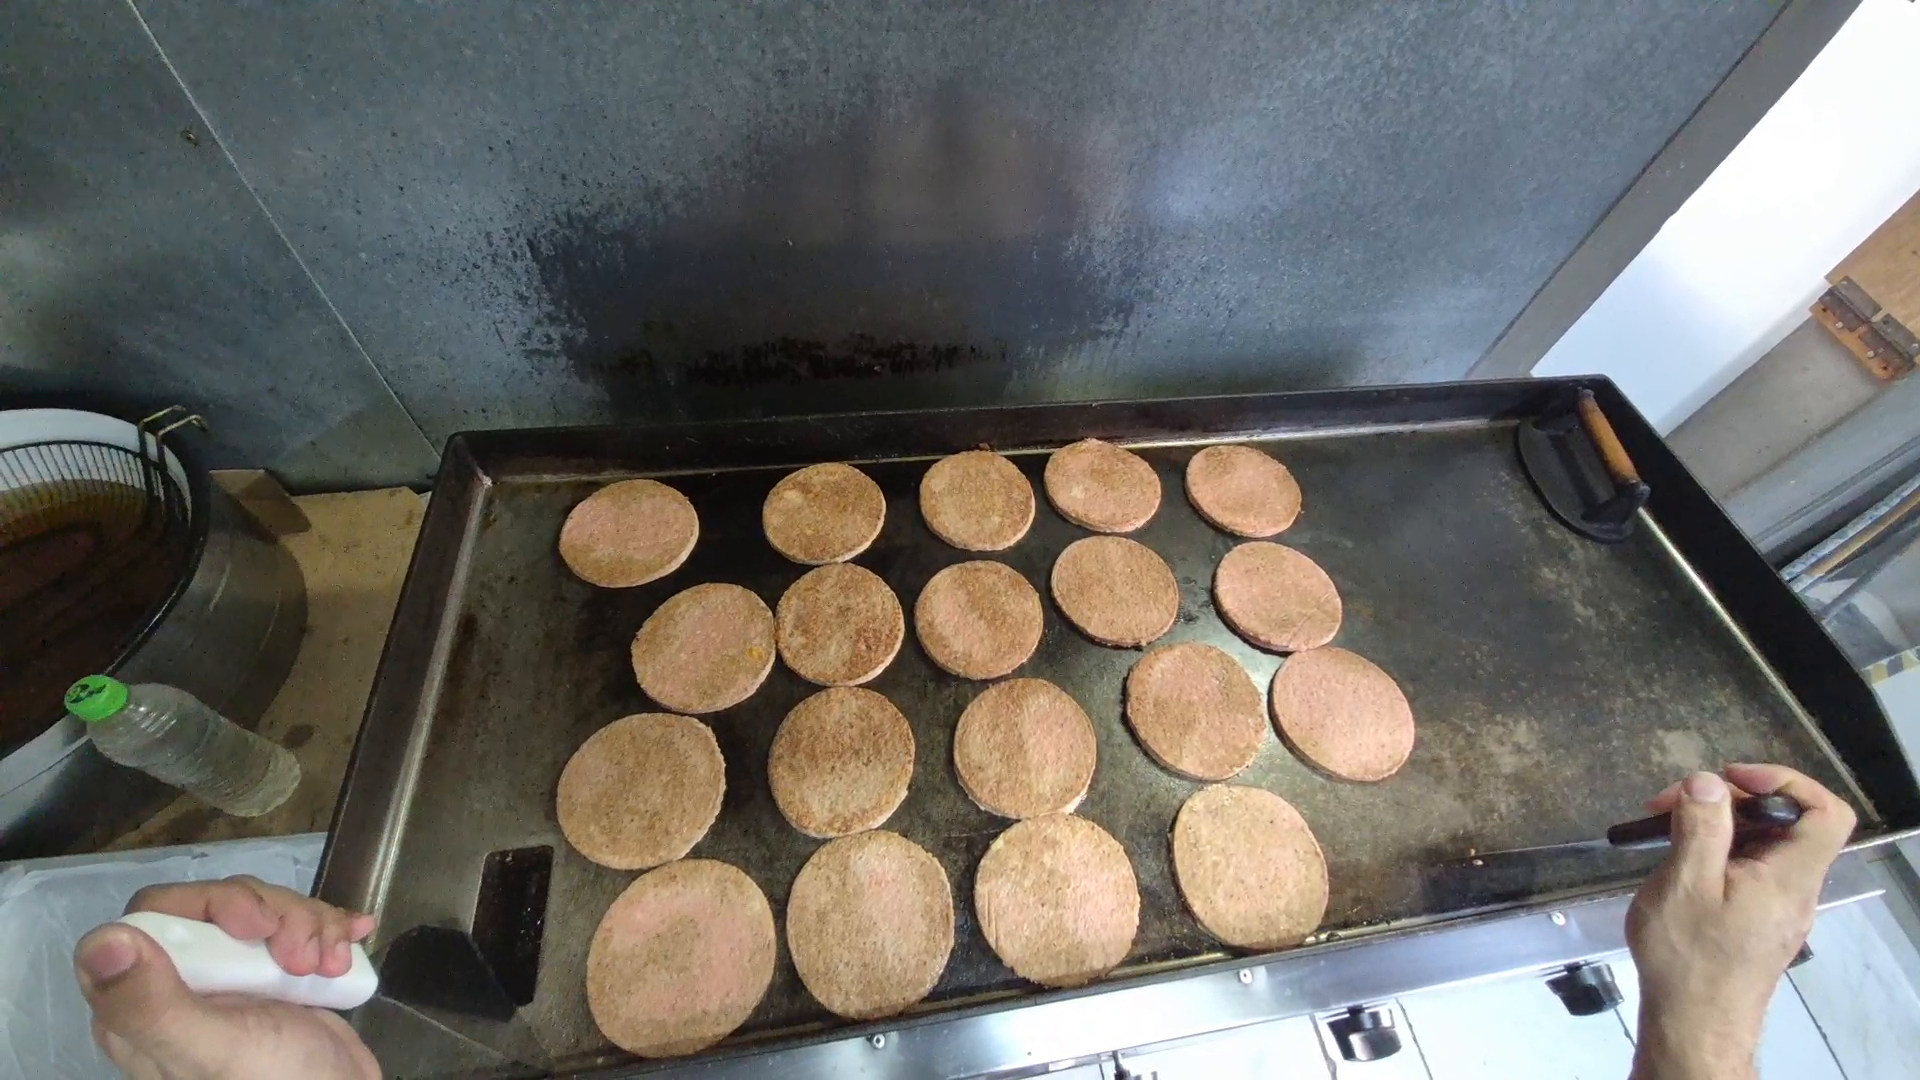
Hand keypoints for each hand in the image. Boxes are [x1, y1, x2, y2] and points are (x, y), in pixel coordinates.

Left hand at [72, 875, 380, 1079]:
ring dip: (317, 926)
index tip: (256, 926)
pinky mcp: (288, 973)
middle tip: (304, 956)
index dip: (211, 904)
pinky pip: (313, 924)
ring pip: (275, 910)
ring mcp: (242, 977)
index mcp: (147, 1001)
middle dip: (282, 916)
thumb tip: (104, 940)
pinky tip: (357, 938)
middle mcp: (189, 982)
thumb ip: (151, 1003)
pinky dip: (340, 927)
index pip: (160, 914)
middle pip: (227, 904)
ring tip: (332, 965)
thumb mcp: (208, 1047)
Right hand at [1626, 764, 1854, 1079]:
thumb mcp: (1684, 883)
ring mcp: (1775, 902)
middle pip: (1784, 821)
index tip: (1724, 777)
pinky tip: (1672, 853)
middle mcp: (1793, 887)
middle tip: (1666, 803)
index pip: (1825, 813)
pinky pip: (1744, 862)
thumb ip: (1701, 830)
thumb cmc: (1688, 949)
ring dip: (1712, 820)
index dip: (1782, 781)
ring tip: (1659, 825)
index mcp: (1788, 877)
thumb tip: (1709, 781)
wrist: (1693, 1015)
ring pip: (1760, 840)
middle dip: (1725, 797)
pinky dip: (1710, 844)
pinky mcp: (1753, 912)